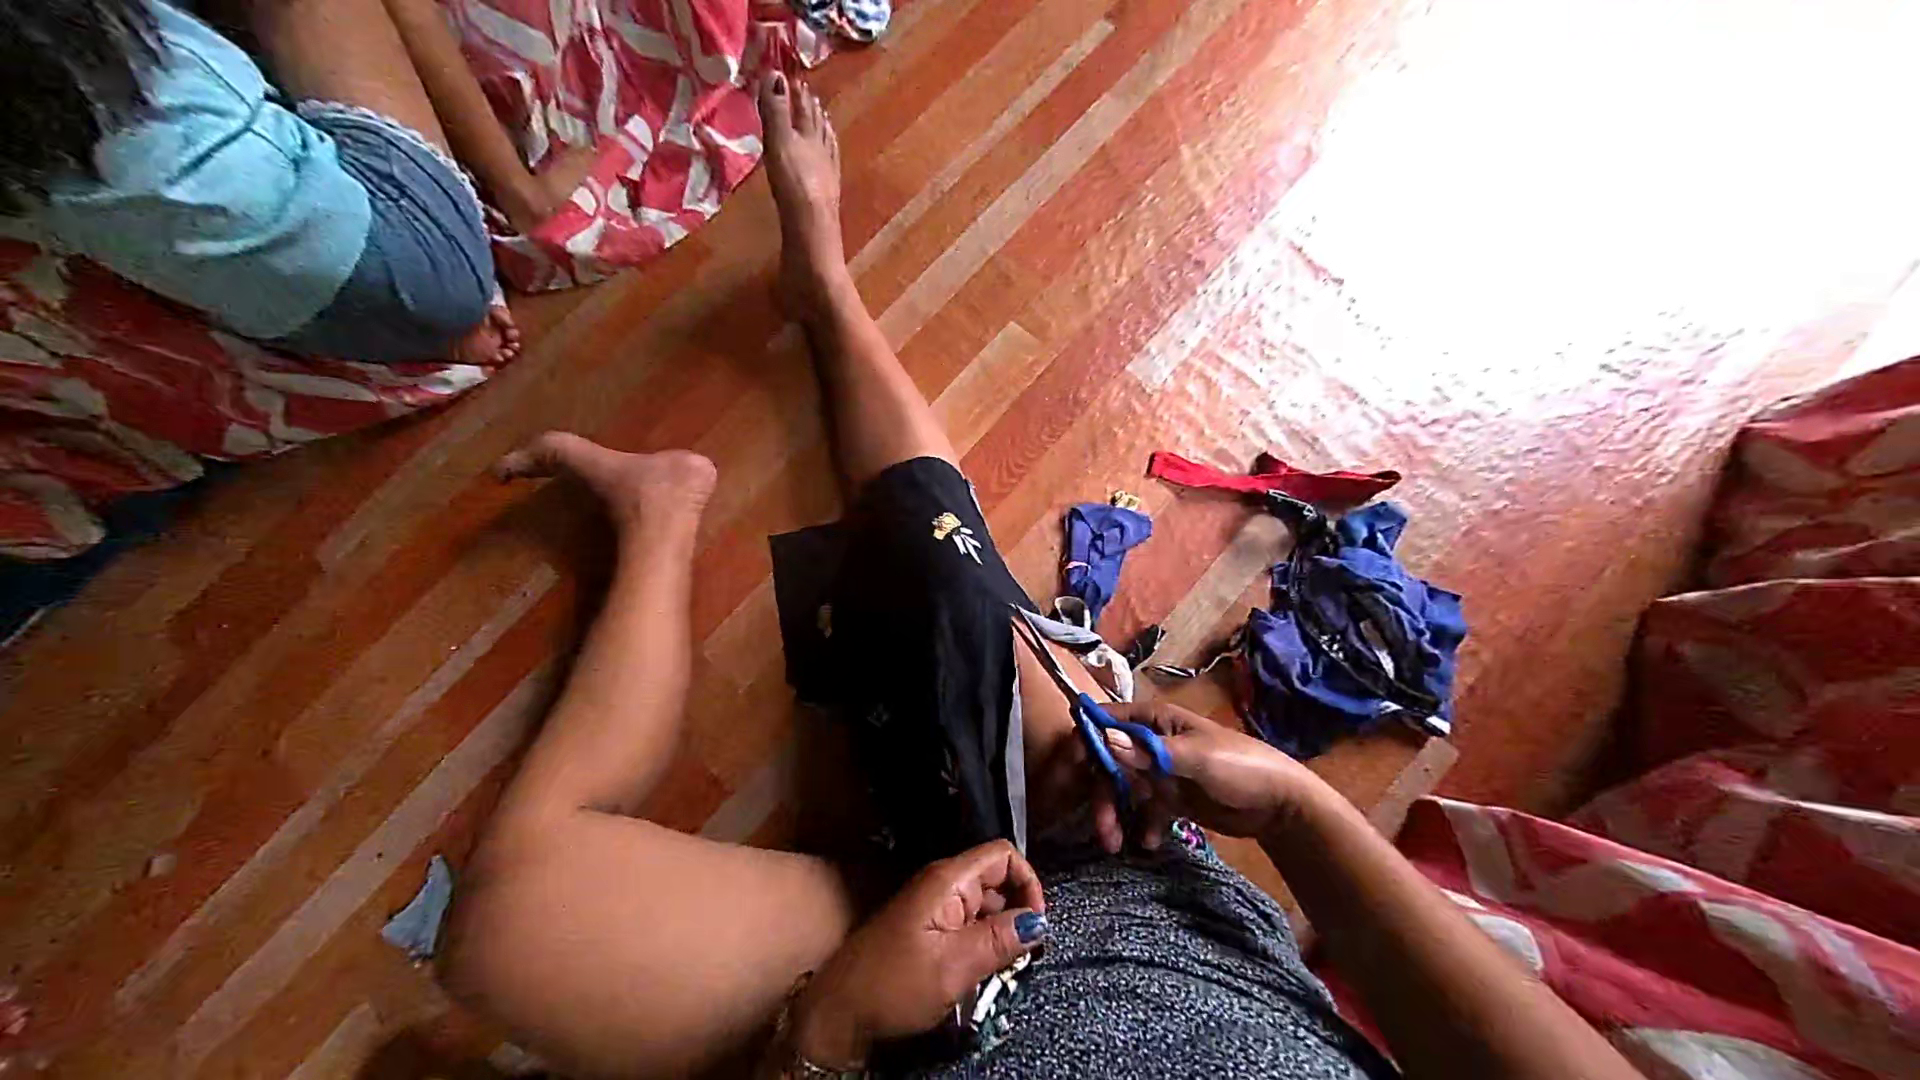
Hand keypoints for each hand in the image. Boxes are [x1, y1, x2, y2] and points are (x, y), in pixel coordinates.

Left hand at [791, 840, 1048, 1067]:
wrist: (841, 1009)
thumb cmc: (895, 984)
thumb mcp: (954, 967)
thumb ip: (998, 940)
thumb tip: (1039, 921)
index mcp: (948, 879)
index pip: (1002, 854)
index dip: (1027, 882)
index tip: (1037, 925)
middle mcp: (943, 881)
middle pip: (996, 877)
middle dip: (1018, 909)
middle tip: (1027, 954)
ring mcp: (934, 902)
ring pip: (985, 901)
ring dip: (1002, 928)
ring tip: (1008, 966)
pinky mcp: (929, 923)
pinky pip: (969, 920)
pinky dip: (984, 939)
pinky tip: (985, 968)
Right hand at [1096, 700, 1321, 848]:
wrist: (1282, 805)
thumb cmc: (1241, 767)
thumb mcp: (1197, 758)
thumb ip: (1151, 752)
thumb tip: (1106, 739)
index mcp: (1154, 720)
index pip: (1107, 722)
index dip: (1086, 742)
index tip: (1069, 771)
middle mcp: (1150, 742)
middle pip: (1109, 762)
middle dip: (1101, 794)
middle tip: (1101, 828)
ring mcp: (1159, 771)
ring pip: (1122, 789)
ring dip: (1115, 814)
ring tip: (1118, 845)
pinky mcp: (1170, 797)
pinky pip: (1143, 809)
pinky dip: (1141, 825)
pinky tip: (1149, 842)